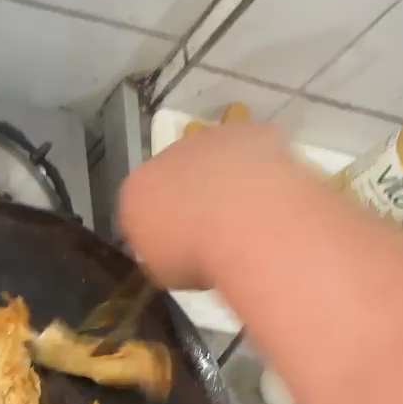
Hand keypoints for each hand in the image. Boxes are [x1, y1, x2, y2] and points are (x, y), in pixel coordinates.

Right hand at [118, 122, 321, 291]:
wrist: (253, 229)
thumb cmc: (197, 258)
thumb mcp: (162, 272)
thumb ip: (157, 251)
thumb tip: (167, 247)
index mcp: (135, 192)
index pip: (136, 206)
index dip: (152, 225)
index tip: (168, 244)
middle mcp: (166, 156)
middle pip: (171, 175)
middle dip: (184, 196)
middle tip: (205, 228)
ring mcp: (210, 140)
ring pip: (210, 158)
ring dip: (219, 178)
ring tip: (241, 213)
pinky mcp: (252, 131)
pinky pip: (250, 150)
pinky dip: (256, 167)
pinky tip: (267, 193)